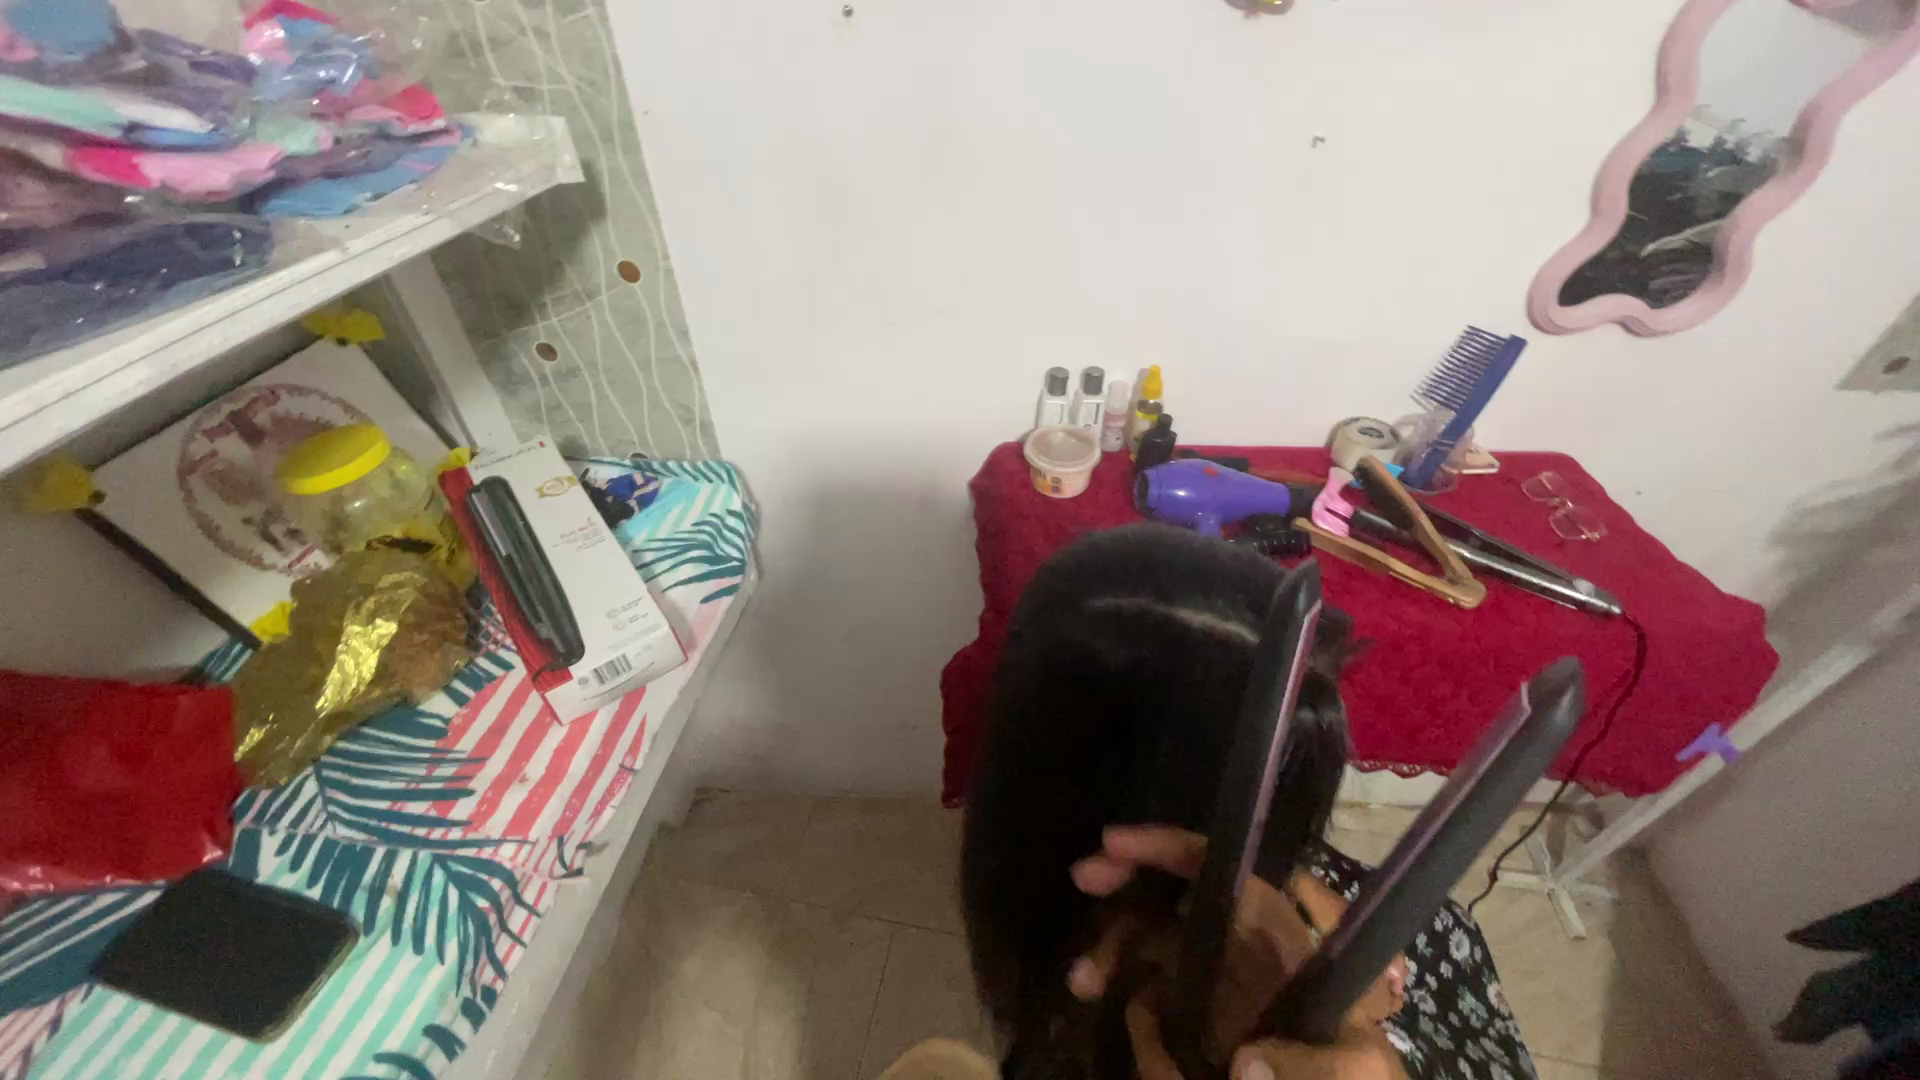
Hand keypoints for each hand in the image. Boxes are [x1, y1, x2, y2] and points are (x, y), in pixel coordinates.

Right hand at [1069, 826, 1409, 1079]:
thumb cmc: (1356, 1072)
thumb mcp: (1358, 1071)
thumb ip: (1318, 1066)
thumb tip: (1243, 1064)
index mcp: (1280, 936)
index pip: (1222, 870)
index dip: (1168, 847)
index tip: (1113, 844)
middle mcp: (1242, 944)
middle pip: (1175, 892)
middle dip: (1127, 880)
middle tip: (1083, 879)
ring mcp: (1216, 977)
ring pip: (1152, 936)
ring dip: (1113, 945)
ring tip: (1082, 981)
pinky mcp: (1196, 1012)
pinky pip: (1148, 982)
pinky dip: (1121, 984)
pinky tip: (1104, 1001)